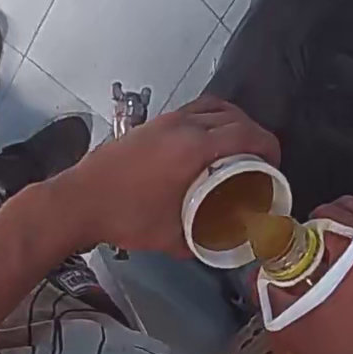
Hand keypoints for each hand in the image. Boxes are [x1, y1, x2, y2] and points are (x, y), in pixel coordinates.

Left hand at [42, 96, 279, 253]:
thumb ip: (199, 241)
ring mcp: (163, 121)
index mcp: (192, 148)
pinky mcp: (149, 126)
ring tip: (237, 147)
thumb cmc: (123, 217)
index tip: (274, 162)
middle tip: (259, 158)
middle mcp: (181, 126)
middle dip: (254, 134)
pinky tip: (205, 145)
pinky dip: (208, 121)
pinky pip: (191, 111)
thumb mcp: (168, 237)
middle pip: (233, 116)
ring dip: (231, 122)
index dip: (267, 146)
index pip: (245, 134)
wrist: (78, 201)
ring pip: (211, 108)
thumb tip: (219, 245)